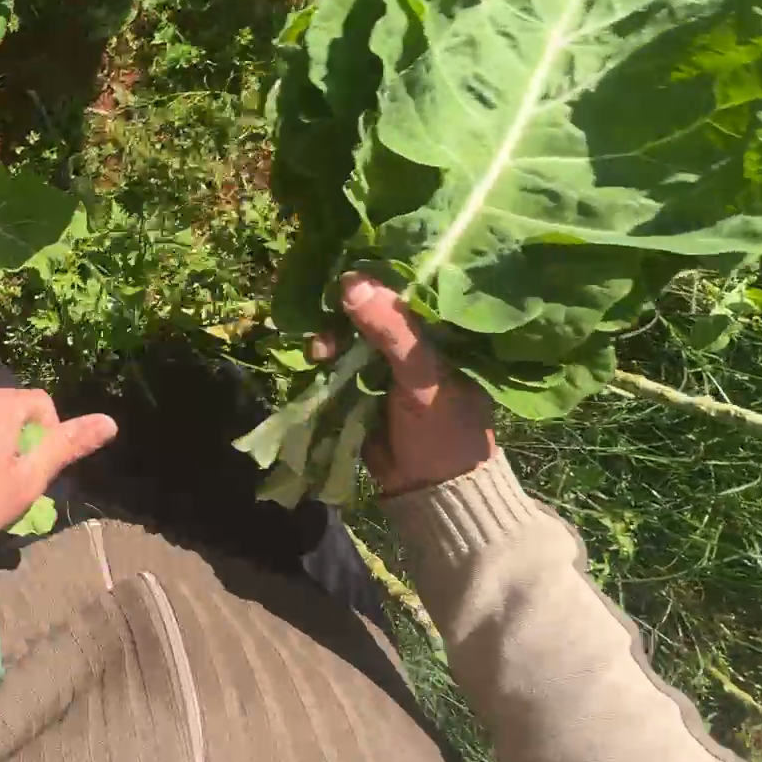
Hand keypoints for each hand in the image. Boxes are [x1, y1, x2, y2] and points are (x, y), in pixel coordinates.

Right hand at [313, 273, 495, 495]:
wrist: (427, 490)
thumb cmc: (442, 429)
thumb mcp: (421, 375)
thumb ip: (391, 330)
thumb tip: (349, 280)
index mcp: (446, 333)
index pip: (411, 288)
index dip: (378, 277)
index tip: (345, 270)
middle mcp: (417, 342)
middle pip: (373, 309)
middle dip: (344, 311)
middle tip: (327, 318)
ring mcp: (387, 363)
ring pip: (350, 333)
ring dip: (330, 336)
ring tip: (319, 351)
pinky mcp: (362, 383)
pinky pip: (338, 358)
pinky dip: (324, 356)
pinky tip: (315, 359)